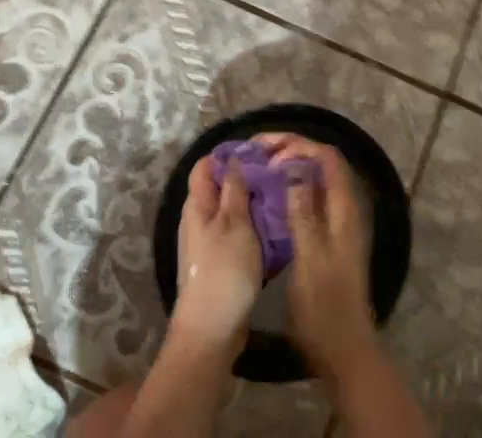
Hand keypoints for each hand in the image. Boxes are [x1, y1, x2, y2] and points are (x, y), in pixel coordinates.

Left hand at [170, 155, 262, 355]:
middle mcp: (200, 220)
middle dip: (247, 178)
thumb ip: (234, 190)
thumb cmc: (224, 270)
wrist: (213, 329)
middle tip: (279, 175)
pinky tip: (277, 230)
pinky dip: (256, 229)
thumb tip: (233, 160)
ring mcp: (210, 242)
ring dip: (255, 205)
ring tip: (283, 198)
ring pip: (233, 211)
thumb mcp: (234, 223)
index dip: (229, 155)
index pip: (206, 166)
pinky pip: (240, 234)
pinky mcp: (222, 261)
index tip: (260, 153)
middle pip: (221, 187)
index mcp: (198, 206)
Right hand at [260, 134, 379, 373]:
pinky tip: (266, 200)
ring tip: (257, 169)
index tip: (265, 151)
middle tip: (255, 153)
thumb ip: (303, 211)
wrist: (342, 347)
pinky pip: (308, 201)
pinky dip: (288, 191)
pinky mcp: (326, 238)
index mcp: (345, 209)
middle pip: (321, 164)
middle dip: (290, 151)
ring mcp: (336, 224)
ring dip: (288, 169)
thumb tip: (293, 167)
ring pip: (314, 181)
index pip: (327, 157)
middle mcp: (344, 209)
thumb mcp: (310, 257)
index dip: (297, 145)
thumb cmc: (324, 305)